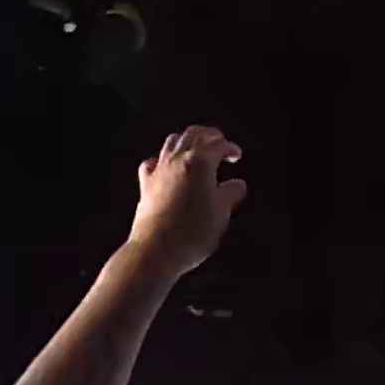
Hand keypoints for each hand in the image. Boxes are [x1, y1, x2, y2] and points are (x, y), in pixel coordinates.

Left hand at [126, 126, 247, 279]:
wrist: (155, 251)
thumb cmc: (191, 233)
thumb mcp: (220, 214)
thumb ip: (231, 194)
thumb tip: (238, 185)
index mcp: (199, 162)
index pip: (218, 145)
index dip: (230, 147)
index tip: (236, 154)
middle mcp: (178, 159)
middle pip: (194, 134)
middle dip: (209, 135)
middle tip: (219, 141)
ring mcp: (160, 169)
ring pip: (173, 141)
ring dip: (187, 140)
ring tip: (196, 147)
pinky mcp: (146, 182)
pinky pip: (153, 161)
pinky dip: (162, 158)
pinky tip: (167, 165)